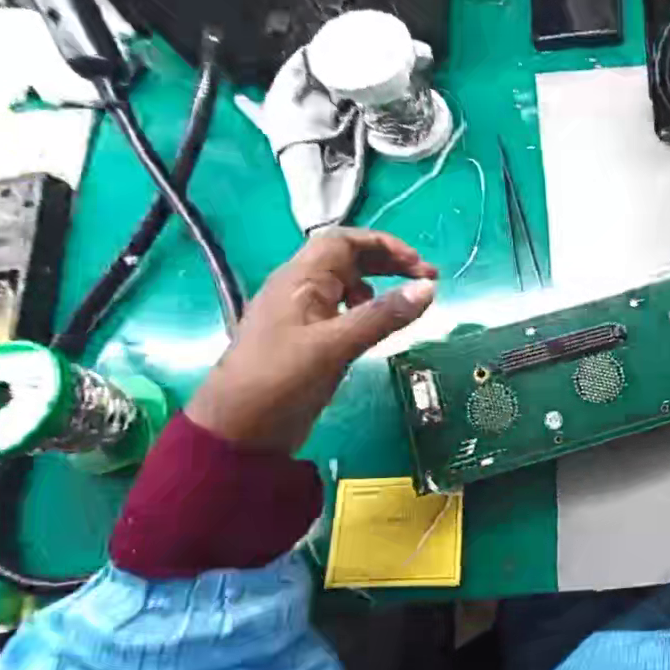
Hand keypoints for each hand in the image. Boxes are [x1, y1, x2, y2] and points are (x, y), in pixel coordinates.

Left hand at [186, 228, 437, 453]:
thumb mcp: (336, 345)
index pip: (346, 241)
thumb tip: (428, 289)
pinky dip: (365, 311)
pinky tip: (375, 329)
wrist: (241, 427)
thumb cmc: (283, 379)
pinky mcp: (306, 340)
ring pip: (344, 285)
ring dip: (377, 286)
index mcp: (301, 279)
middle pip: (347, 259)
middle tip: (425, 282)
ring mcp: (301, 315)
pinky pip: (340, 311)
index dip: (387, 246)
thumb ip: (383, 316)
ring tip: (402, 306)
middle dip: (387, 263)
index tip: (422, 268)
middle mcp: (300, 289)